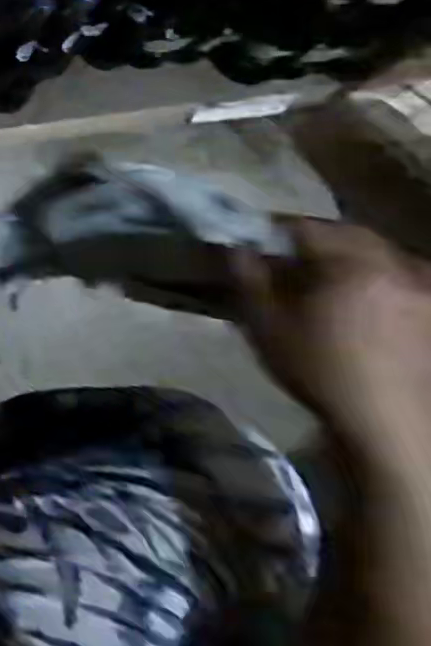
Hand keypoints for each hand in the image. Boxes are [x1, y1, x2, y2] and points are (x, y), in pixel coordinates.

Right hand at [230, 218, 430, 465]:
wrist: (384, 420)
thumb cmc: (313, 363)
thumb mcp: (261, 317)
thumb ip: (246, 272)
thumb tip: (234, 243)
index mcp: (353, 267)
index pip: (305, 226)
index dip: (268, 225)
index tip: (242, 233)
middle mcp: (400, 271)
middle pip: (352, 234)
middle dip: (313, 234)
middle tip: (280, 247)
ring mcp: (426, 294)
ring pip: (384, 253)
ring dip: (349, 252)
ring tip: (321, 269)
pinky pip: (405, 277)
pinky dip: (378, 272)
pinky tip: (359, 290)